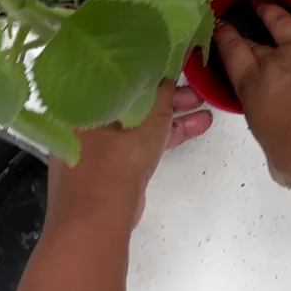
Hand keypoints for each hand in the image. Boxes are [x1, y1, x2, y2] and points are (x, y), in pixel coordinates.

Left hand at [46, 82, 211, 231]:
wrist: (97, 224)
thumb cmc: (115, 162)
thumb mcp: (148, 121)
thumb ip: (163, 94)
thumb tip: (174, 67)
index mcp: (84, 104)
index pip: (120, 76)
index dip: (152, 70)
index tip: (177, 66)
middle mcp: (87, 122)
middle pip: (133, 100)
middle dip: (169, 97)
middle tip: (197, 91)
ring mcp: (98, 147)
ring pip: (140, 123)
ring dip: (173, 117)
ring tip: (206, 111)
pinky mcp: (111, 167)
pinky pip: (140, 142)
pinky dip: (164, 136)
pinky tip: (196, 127)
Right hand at [215, 0, 290, 194]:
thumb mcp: (275, 158)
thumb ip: (271, 136)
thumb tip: (278, 135)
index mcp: (255, 88)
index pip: (232, 54)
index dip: (224, 37)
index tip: (220, 26)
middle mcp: (277, 60)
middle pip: (256, 38)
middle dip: (247, 24)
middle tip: (243, 12)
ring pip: (285, 18)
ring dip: (273, 7)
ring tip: (265, 0)